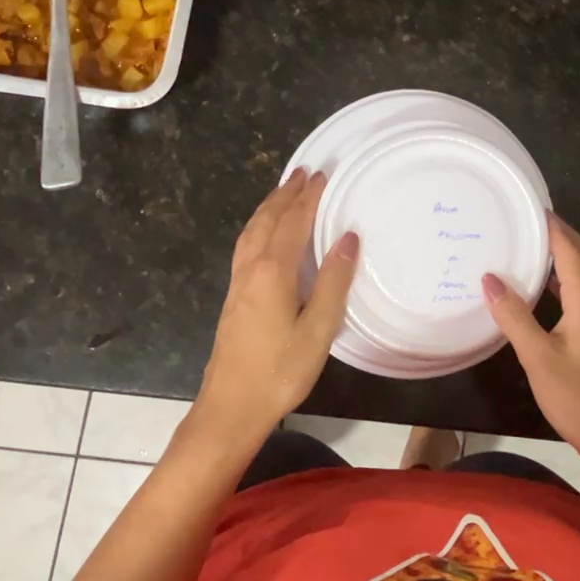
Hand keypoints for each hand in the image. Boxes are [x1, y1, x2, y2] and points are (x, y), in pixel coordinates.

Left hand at [196, 169, 358, 433]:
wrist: (230, 408)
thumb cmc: (280, 371)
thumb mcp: (318, 329)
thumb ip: (334, 281)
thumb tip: (349, 237)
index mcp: (272, 271)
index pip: (293, 222)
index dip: (308, 197)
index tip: (322, 175)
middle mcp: (251, 269)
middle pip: (267, 220)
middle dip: (286, 194)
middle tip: (303, 172)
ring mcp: (238, 283)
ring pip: (252, 231)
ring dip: (269, 207)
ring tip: (284, 192)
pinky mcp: (234, 298)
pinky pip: (246, 245)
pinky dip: (259, 226)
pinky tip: (264, 235)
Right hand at [483, 215, 579, 464]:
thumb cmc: (578, 398)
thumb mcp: (538, 357)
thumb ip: (514, 317)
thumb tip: (489, 278)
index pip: (570, 253)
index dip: (554, 229)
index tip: (533, 207)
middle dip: (566, 237)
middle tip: (537, 223)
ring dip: (572, 258)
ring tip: (542, 249)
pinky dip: (572, 280)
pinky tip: (553, 292)